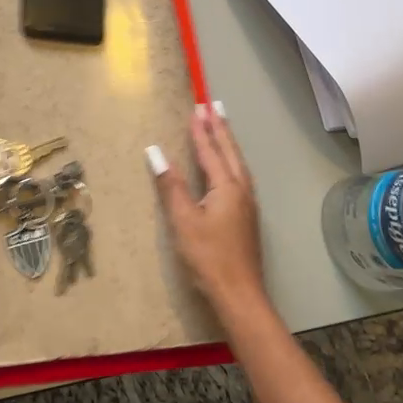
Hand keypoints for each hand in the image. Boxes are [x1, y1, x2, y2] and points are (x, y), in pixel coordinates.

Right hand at [148, 103, 270, 322]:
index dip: (201, 130)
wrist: (240, 296)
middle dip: (221, 128)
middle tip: (215, 106)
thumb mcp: (183, 220)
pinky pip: (240, 177)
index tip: (196, 108)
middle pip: (230, 152)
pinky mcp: (248, 219)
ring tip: (222, 128)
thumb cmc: (208, 256)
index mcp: (226, 187)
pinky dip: (232, 161)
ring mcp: (248, 206)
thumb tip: (155, 151)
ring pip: (238, 165)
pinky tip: (228, 168)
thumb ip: (170, 184)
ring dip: (228, 143)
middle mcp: (241, 191)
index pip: (210, 151)